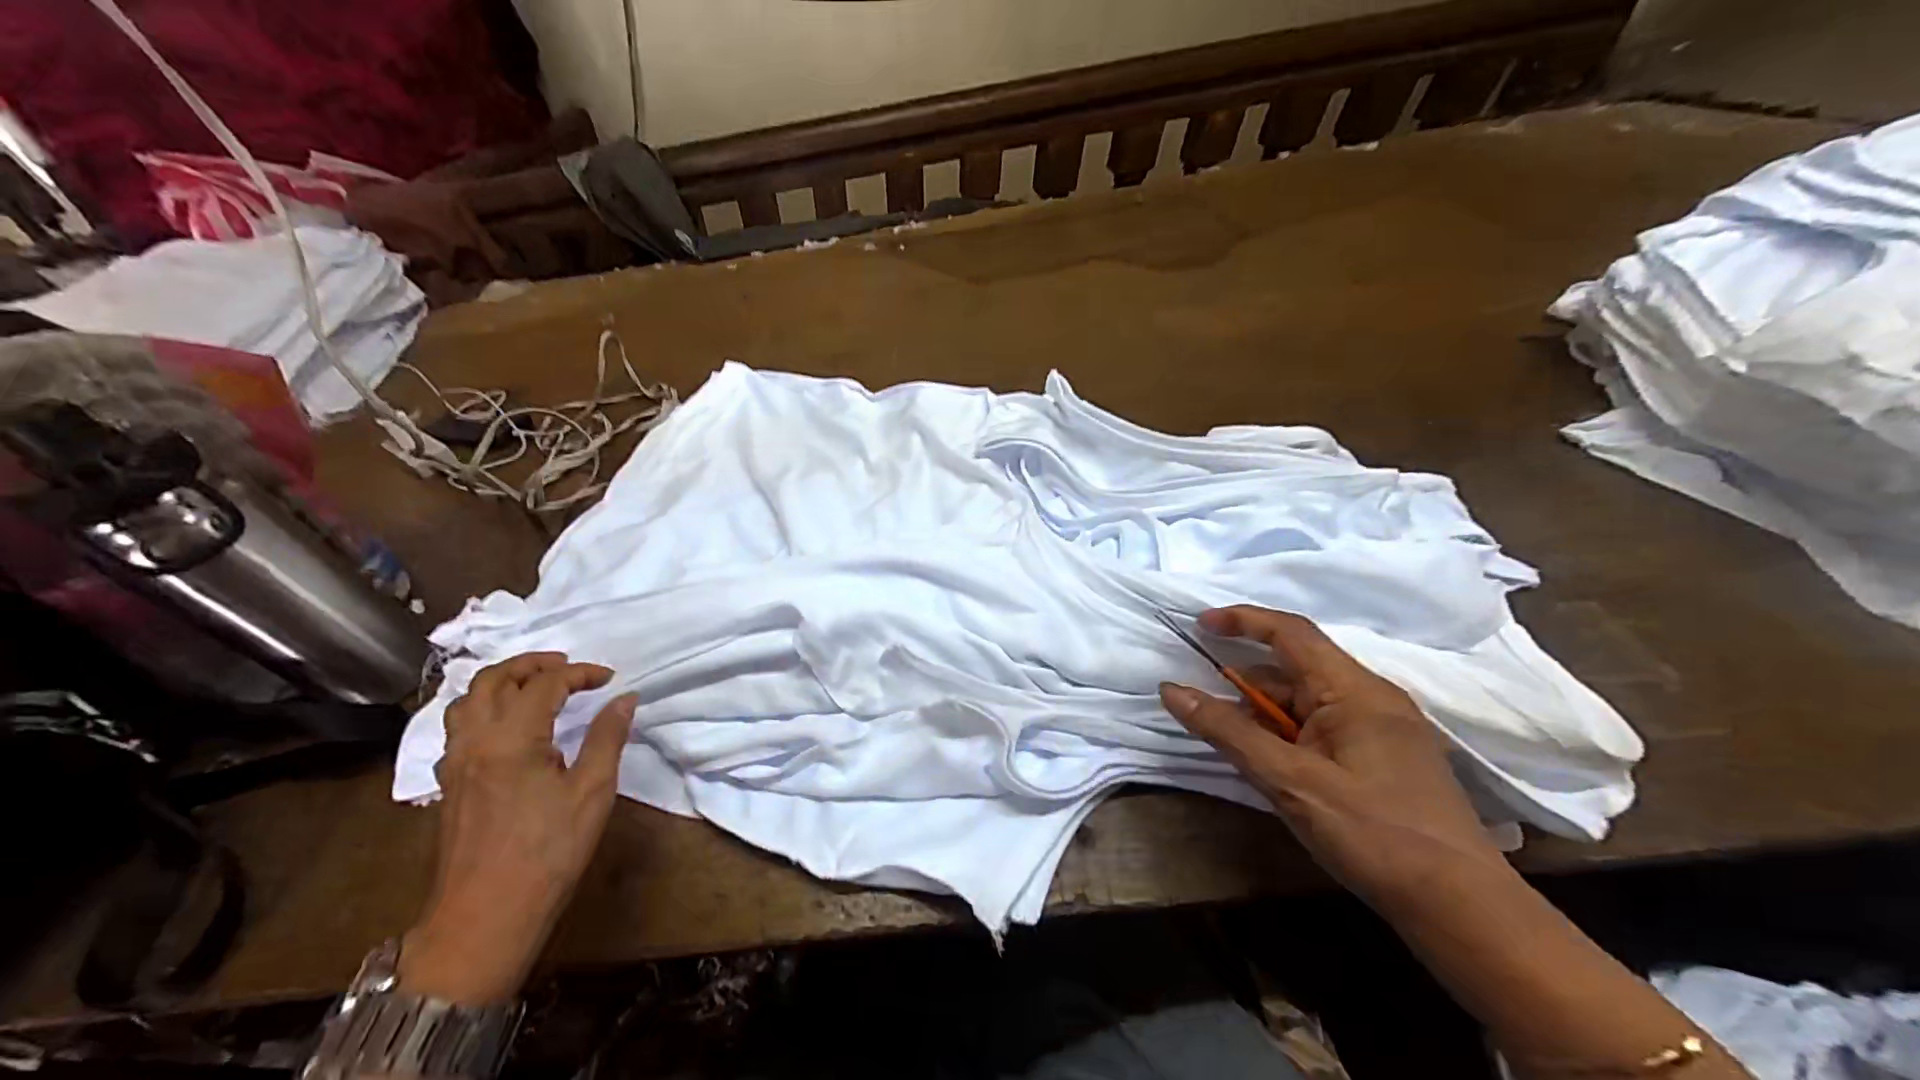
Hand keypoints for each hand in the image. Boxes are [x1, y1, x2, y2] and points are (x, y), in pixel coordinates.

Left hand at [399, 653, 635, 1004]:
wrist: (485, 917)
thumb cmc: (548, 853)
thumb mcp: (592, 793)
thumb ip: (608, 738)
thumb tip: (624, 698)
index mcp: (510, 739)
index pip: (544, 684)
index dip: (580, 674)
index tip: (609, 679)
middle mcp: (474, 741)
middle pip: (492, 679)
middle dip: (532, 664)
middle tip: (567, 667)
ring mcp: (454, 764)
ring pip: (465, 701)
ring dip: (501, 682)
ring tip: (535, 686)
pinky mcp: (448, 785)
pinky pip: (457, 727)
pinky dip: (482, 709)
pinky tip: (506, 726)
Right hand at [1158, 606, 1507, 906]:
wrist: (1460, 907)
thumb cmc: (1373, 834)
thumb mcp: (1290, 781)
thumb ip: (1229, 732)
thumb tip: (1173, 690)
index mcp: (1355, 690)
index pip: (1291, 633)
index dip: (1243, 620)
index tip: (1199, 624)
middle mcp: (1371, 698)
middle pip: (1294, 672)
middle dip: (1246, 687)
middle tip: (1206, 717)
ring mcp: (1381, 729)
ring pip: (1306, 704)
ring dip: (1265, 720)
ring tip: (1239, 755)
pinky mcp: (1383, 758)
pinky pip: (1321, 729)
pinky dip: (1287, 739)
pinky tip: (1273, 770)